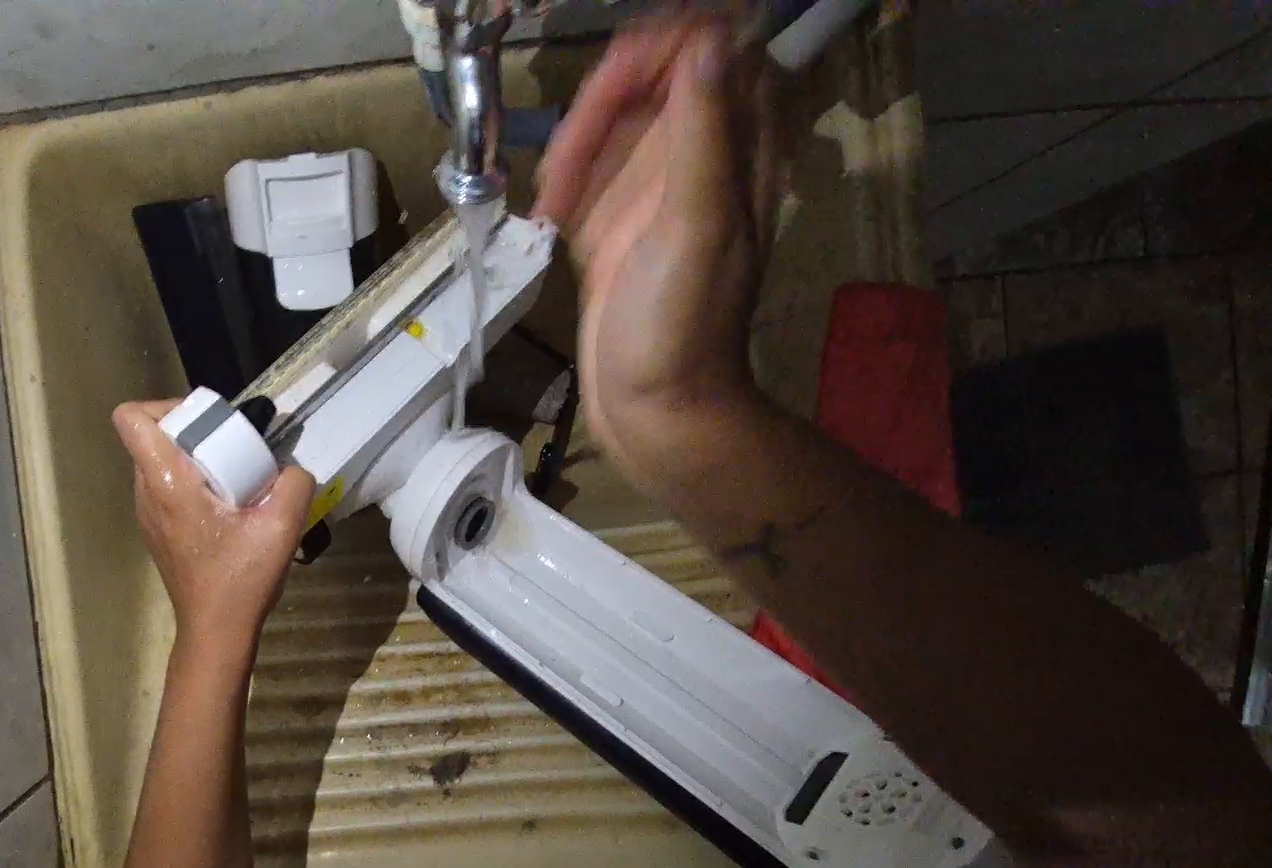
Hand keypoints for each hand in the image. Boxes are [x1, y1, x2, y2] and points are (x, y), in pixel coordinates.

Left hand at [112, 400, 315, 645]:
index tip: (206, 422)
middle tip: (233, 450)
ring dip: (194, 458)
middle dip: (193, 431)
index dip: (164, 405)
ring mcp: (147, 513)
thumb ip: (294, 485)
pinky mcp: (157, 530)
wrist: (216, 630)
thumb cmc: (241, 580)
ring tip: (234, 478)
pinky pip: (167, 486)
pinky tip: (227, 507)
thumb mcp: (282, 528)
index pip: (131, 418)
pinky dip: (193, 482)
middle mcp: (147, 493)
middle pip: (151, 436)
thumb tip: (290, 471)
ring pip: (160, 461)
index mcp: (167, 483)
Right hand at [532, 15, 783, 489]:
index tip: (609, 88)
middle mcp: (697, 161)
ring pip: (613, 127)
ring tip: (552, 199)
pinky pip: (587, 176)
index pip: (712, 51)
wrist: (654, 409)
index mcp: (737, 152)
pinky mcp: (615, 228)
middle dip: (603, 104)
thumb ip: (702, 134)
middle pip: (652, 83)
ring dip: (574, 147)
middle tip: (565, 160)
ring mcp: (652, 195)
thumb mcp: (695, 227)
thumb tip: (705, 41)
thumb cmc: (678, 327)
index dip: (661, 51)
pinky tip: (548, 216)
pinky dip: (563, 184)